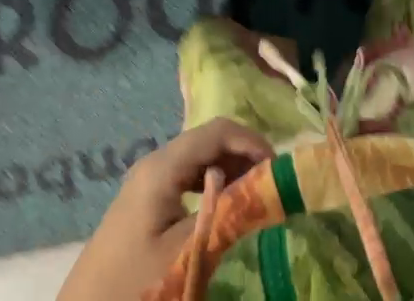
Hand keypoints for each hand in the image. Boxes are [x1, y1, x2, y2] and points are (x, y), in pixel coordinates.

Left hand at [57, 119, 272, 300]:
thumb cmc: (135, 282)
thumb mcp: (187, 251)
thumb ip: (227, 215)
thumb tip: (267, 190)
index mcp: (163, 166)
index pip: (218, 131)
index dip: (253, 142)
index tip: (278, 170)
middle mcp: (155, 162)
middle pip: (209, 139)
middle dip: (245, 154)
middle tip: (272, 183)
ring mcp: (148, 180)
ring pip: (199, 157)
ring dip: (230, 168)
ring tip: (255, 195)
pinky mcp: (146, 200)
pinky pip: (187, 176)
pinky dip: (212, 182)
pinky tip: (224, 205)